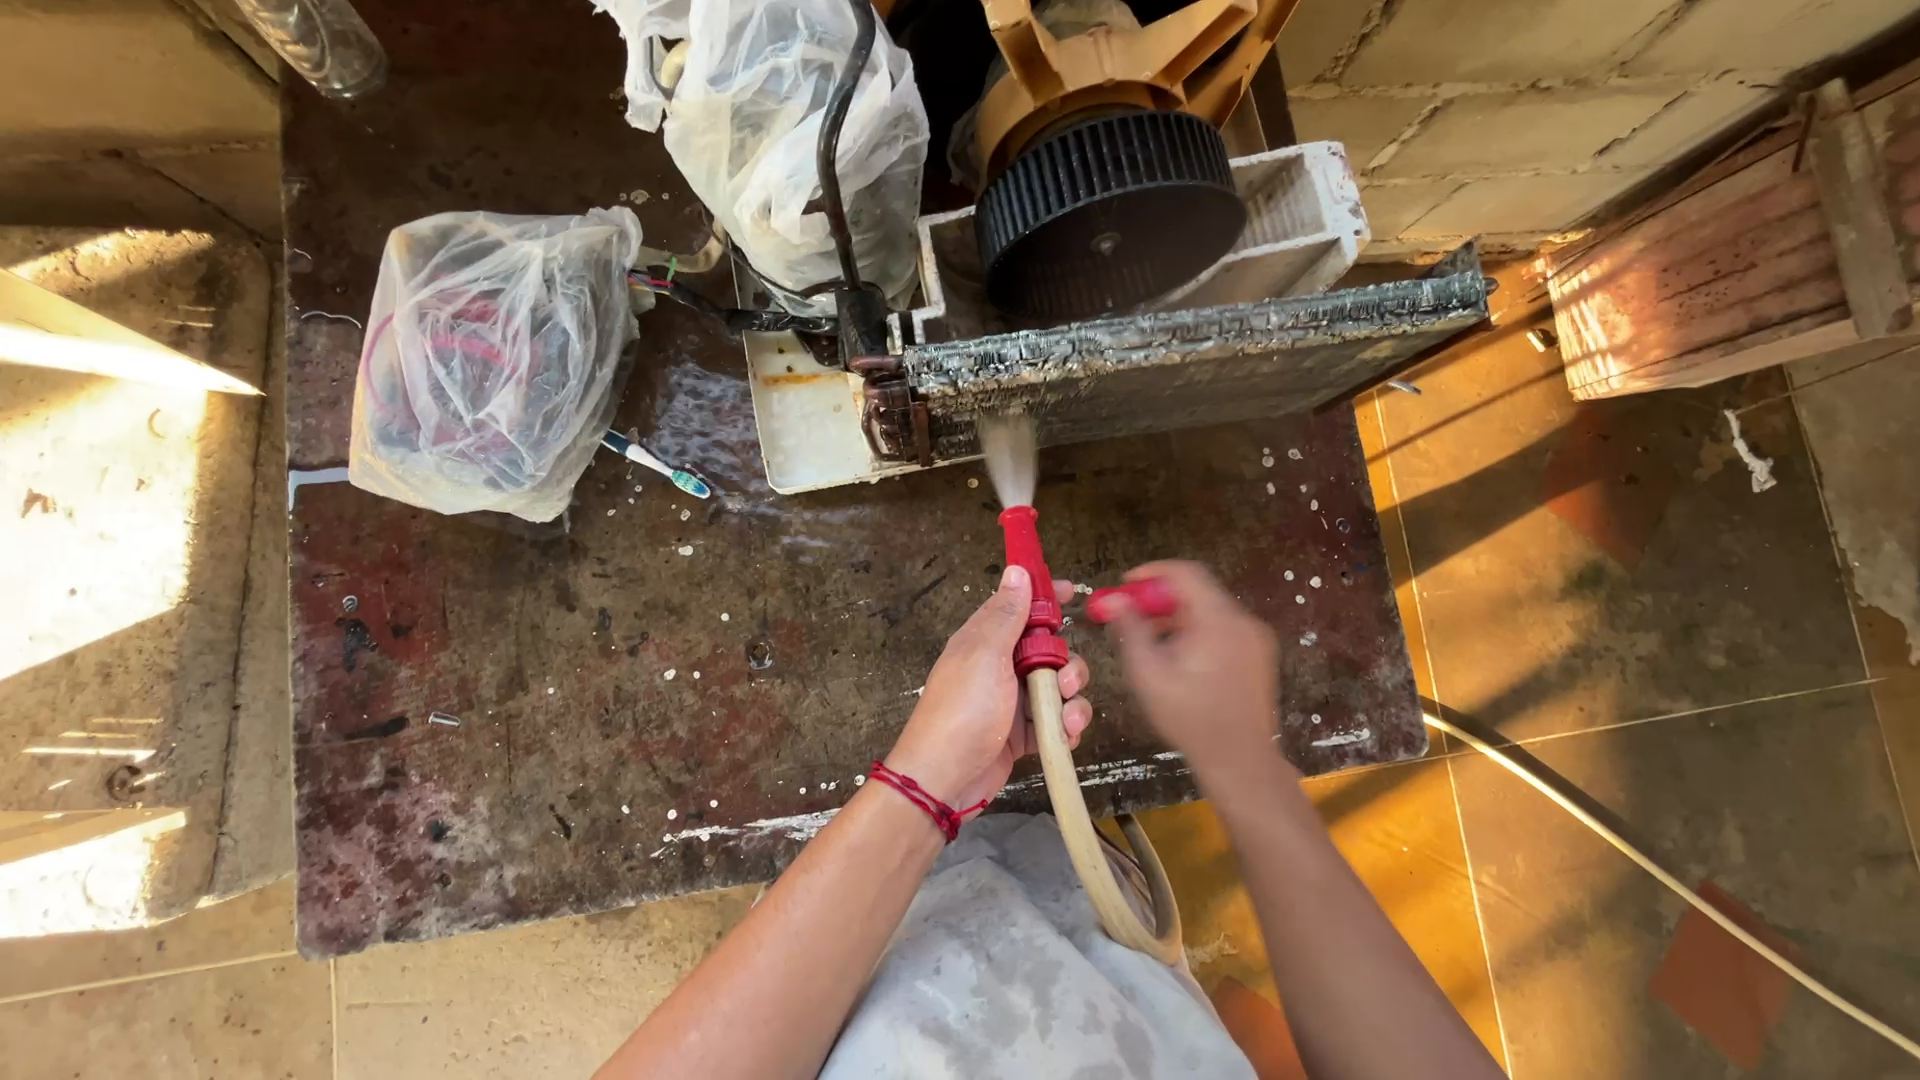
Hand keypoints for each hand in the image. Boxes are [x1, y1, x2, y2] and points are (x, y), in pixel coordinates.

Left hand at [883, 566, 1092, 811]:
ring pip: (1059, 688)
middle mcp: (1000, 667)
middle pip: (1050, 650)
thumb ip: (1006, 614)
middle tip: (1063, 680)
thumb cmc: (963, 710)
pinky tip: (1063, 737)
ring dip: (1071, 699)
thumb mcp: (985, 654)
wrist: (946, 779)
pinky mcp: (1023, 735)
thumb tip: (1017, 570)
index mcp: (985, 640)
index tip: (1073, 592)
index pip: (1020, 607)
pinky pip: (1056, 722)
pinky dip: (1065, 728)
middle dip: (1067, 663)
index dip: (1047, 597)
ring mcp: (1013, 703)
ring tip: (1065, 717)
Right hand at [1099, 561, 1283, 776]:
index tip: (1126, 585)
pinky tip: (1179, 657)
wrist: (1241, 761)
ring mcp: (1256, 638)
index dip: (1152, 573)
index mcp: (1218, 621)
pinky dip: (1198, 630)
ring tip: (1151, 641)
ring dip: (1178, 615)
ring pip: (1210, 610)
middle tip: (1132, 616)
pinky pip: (1223, 627)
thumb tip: (1113, 600)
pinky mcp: (1259, 654)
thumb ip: (1131, 631)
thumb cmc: (1190, 720)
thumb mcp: (1149, 675)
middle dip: (1161, 598)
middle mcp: (1243, 622)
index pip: (1185, 573)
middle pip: (1198, 591)